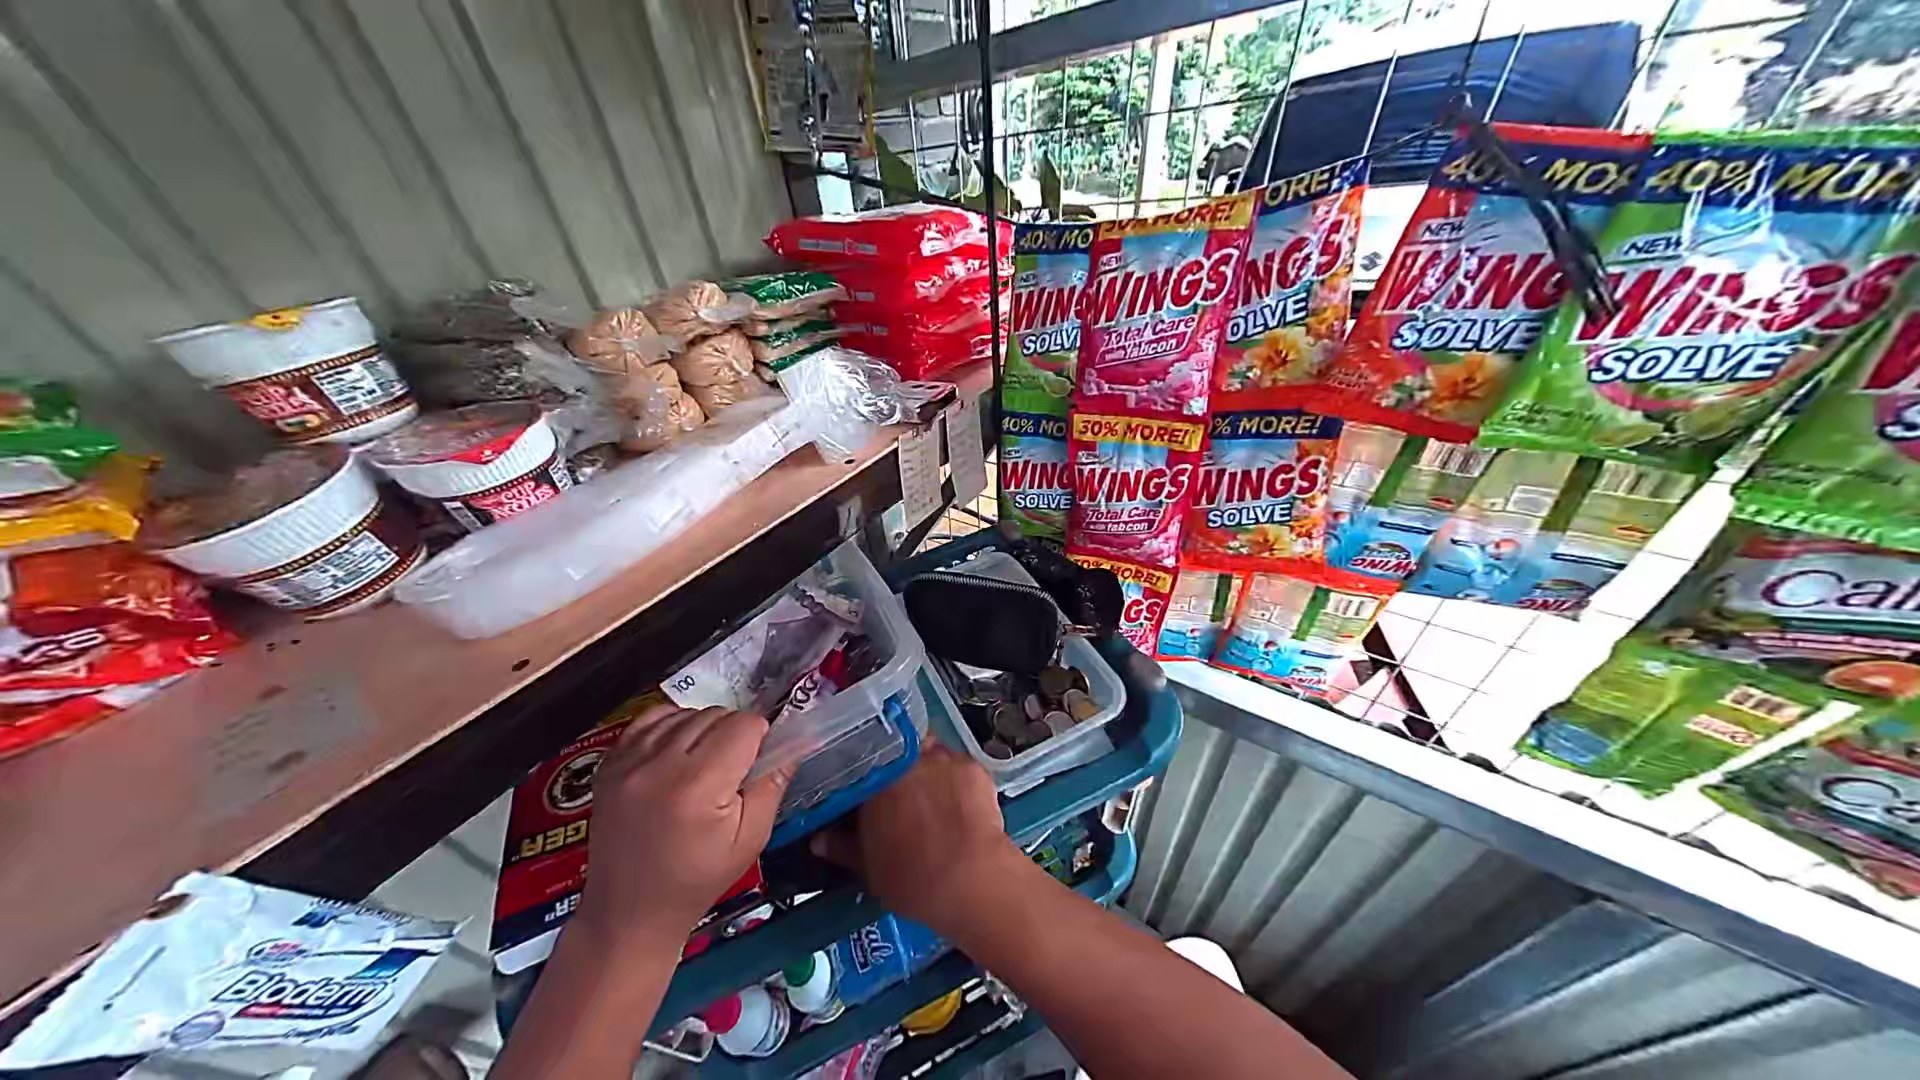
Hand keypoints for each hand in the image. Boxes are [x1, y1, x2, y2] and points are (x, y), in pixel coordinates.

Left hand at [576, 705, 791, 948]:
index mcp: (698, 786)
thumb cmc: (697, 879)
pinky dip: (672, 726)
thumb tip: (793, 741)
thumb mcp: (752, 838)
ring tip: (702, 764)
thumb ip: (773, 783)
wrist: (628, 912)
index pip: (744, 725)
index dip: (759, 739)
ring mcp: (628, 761)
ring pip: (687, 713)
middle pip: (717, 714)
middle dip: (733, 734)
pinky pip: (652, 718)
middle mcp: (659, 765)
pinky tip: (676, 753)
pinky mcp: (608, 762)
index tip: (755, 765)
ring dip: (703, 729)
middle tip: (731, 770)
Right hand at [811, 745, 1024, 931]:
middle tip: (899, 794)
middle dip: (895, 769)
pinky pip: (957, 765)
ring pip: (928, 752)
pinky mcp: (972, 765)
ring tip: (931, 796)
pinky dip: (955, 779)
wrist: (970, 879)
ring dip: (925, 769)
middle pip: (895, 753)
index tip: (865, 793)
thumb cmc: (913, 878)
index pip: (859, 768)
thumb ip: (842, 847)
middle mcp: (906, 759)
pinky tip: (958, 802)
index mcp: (873, 781)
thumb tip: (819, 840)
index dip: (862, 779)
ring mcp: (942, 758)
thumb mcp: (869, 868)